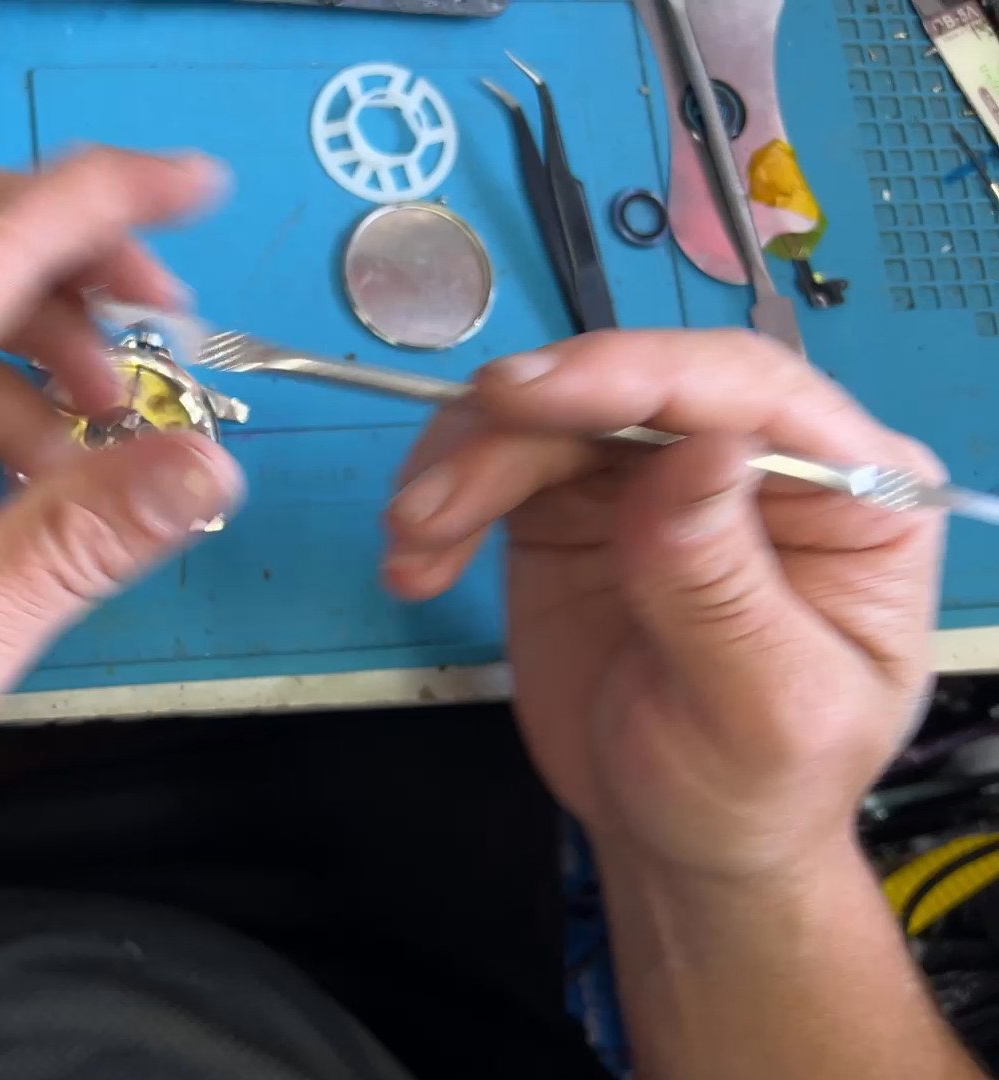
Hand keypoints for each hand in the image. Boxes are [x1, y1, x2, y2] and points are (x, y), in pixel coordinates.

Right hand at [382, 330, 944, 879]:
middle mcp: (728, 467)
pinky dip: (433, 514)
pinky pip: (481, 477)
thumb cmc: (745, 782)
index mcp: (834, 495)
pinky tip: (413, 569)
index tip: (511, 396)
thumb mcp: (759, 706)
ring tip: (408, 554)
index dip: (621, 377)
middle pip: (600, 405)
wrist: (663, 828)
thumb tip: (700, 454)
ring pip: (524, 430)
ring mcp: (631, 487)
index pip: (734, 392)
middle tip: (416, 517)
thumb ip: (723, 584)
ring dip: (448, 480)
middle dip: (496, 448)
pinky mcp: (553, 515)